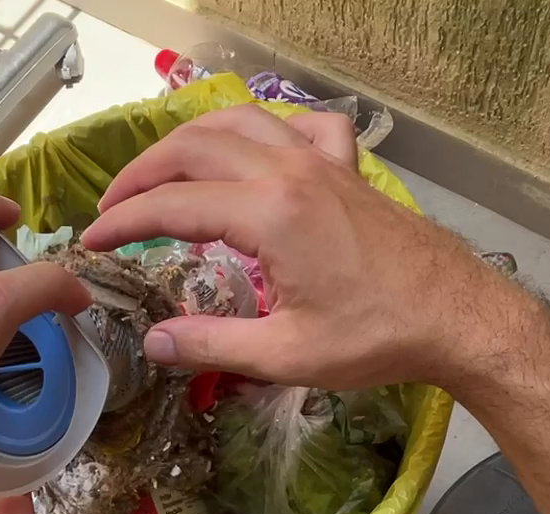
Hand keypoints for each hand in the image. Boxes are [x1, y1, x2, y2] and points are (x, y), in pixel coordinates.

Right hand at [81, 105, 539, 390]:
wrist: (457, 317)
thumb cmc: (375, 339)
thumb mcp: (285, 354)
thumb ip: (212, 344)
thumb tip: (153, 341)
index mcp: (269, 214)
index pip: (173, 205)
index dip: (123, 222)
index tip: (92, 241)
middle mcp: (290, 171)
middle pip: (194, 148)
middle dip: (142, 174)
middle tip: (113, 208)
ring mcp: (322, 162)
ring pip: (238, 123)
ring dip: (188, 142)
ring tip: (161, 174)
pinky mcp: (346, 171)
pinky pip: (297, 126)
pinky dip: (262, 130)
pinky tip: (254, 152)